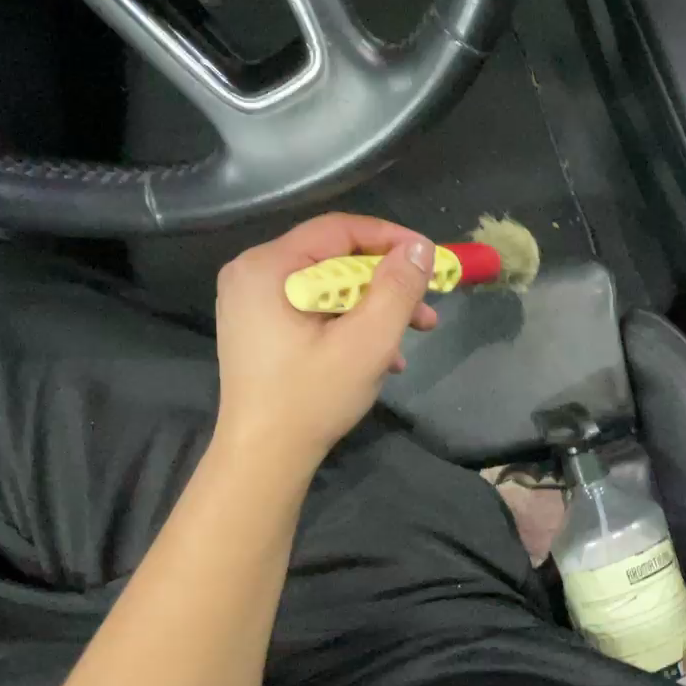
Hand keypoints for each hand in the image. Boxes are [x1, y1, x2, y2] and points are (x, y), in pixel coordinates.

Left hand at [212, 213, 440, 469]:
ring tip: (410, 339)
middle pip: (335, 259)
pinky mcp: (261, 328)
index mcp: (268, 267)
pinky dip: (351, 324)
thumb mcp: (368, 342)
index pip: (339, 230)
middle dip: (388, 283)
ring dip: (375, 308)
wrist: (264, 454)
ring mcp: (253, 302)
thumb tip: (420, 249)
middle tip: (428, 311)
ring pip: (330, 287)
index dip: (392, 239)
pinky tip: (378, 356)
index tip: (432, 260)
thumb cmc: (313, 396)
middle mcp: (253, 273)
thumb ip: (397, 289)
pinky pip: (316, 309)